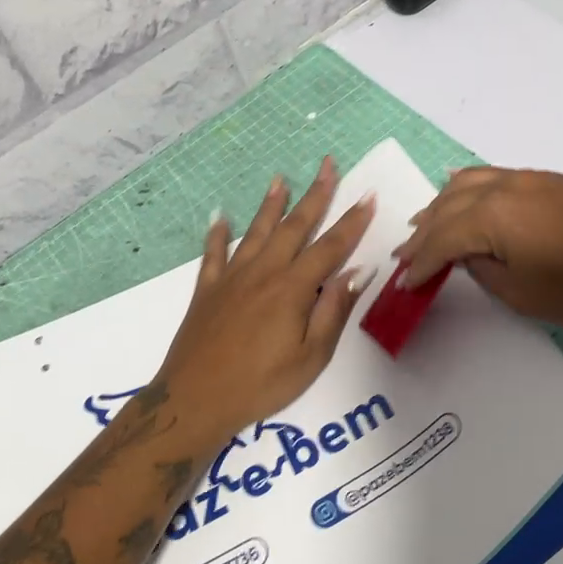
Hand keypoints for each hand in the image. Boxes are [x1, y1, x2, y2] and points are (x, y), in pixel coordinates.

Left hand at [157, 157, 375, 450]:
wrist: (195, 399)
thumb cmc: (260, 385)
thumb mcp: (310, 358)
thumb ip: (333, 311)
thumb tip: (357, 272)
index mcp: (293, 289)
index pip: (330, 247)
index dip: (352, 221)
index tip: (368, 195)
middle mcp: (263, 272)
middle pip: (295, 226)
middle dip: (315, 194)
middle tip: (328, 164)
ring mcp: (231, 277)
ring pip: (256, 231)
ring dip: (271, 203)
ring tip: (281, 178)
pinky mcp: (206, 289)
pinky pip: (213, 253)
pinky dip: (217, 233)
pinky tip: (219, 216)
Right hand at [393, 167, 562, 330]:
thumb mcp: (522, 294)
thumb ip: (483, 270)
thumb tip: (469, 254)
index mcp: (493, 216)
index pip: (442, 238)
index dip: (420, 262)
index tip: (403, 282)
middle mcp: (505, 187)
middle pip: (449, 205)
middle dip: (425, 231)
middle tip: (405, 254)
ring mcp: (529, 179)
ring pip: (469, 182)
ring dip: (443, 204)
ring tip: (425, 224)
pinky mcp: (550, 181)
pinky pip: (494, 177)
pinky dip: (469, 188)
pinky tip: (462, 194)